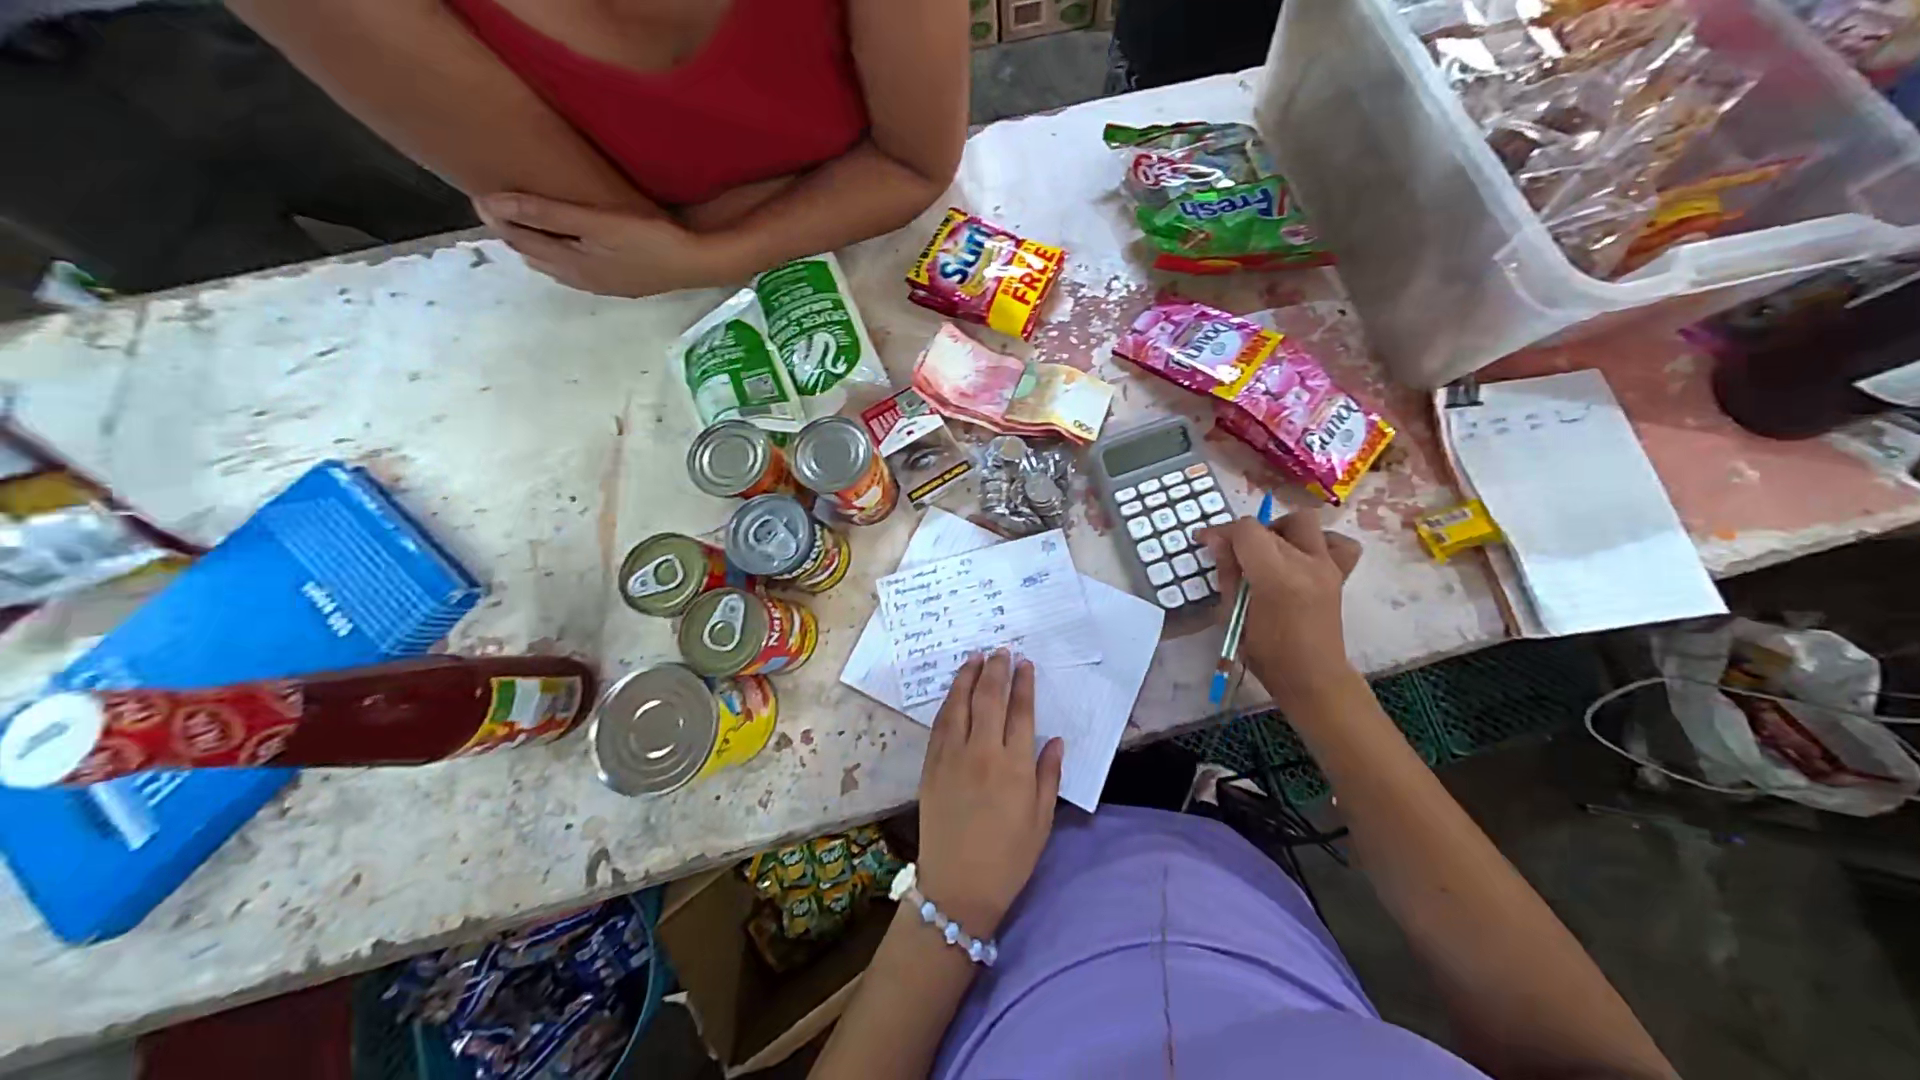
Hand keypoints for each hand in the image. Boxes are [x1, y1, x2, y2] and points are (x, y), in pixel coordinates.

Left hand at [474, 192, 741, 296]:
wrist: (697, 265)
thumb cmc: (650, 241)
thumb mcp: (596, 222)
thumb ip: (545, 213)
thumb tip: (492, 203)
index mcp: (571, 266)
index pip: (520, 241)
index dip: (497, 218)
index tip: (478, 192)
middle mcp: (582, 280)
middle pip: (534, 256)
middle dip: (513, 233)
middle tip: (496, 204)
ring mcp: (602, 285)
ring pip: (554, 265)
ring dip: (537, 245)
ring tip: (525, 223)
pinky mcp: (621, 282)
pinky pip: (575, 269)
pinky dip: (560, 254)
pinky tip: (568, 245)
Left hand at [916, 650, 1063, 940]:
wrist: (958, 886)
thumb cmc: (1009, 857)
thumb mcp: (1042, 820)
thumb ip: (1049, 775)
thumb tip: (1055, 740)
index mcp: (1015, 766)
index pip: (1020, 711)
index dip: (1023, 684)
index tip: (1025, 664)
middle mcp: (983, 753)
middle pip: (989, 698)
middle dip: (996, 670)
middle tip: (1001, 651)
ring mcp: (952, 757)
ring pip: (960, 704)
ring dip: (968, 677)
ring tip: (976, 657)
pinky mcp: (931, 765)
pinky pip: (940, 723)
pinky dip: (949, 701)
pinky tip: (954, 690)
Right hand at [1199, 511, 1364, 712]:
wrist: (1312, 676)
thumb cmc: (1266, 653)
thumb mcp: (1233, 614)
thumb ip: (1227, 573)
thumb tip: (1216, 541)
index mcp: (1276, 576)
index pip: (1246, 531)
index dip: (1221, 532)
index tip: (1205, 541)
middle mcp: (1306, 563)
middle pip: (1269, 526)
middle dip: (1244, 534)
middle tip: (1232, 554)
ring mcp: (1328, 566)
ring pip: (1303, 522)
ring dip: (1280, 530)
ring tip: (1268, 551)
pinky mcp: (1340, 573)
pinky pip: (1338, 543)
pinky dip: (1319, 541)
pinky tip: (1302, 556)